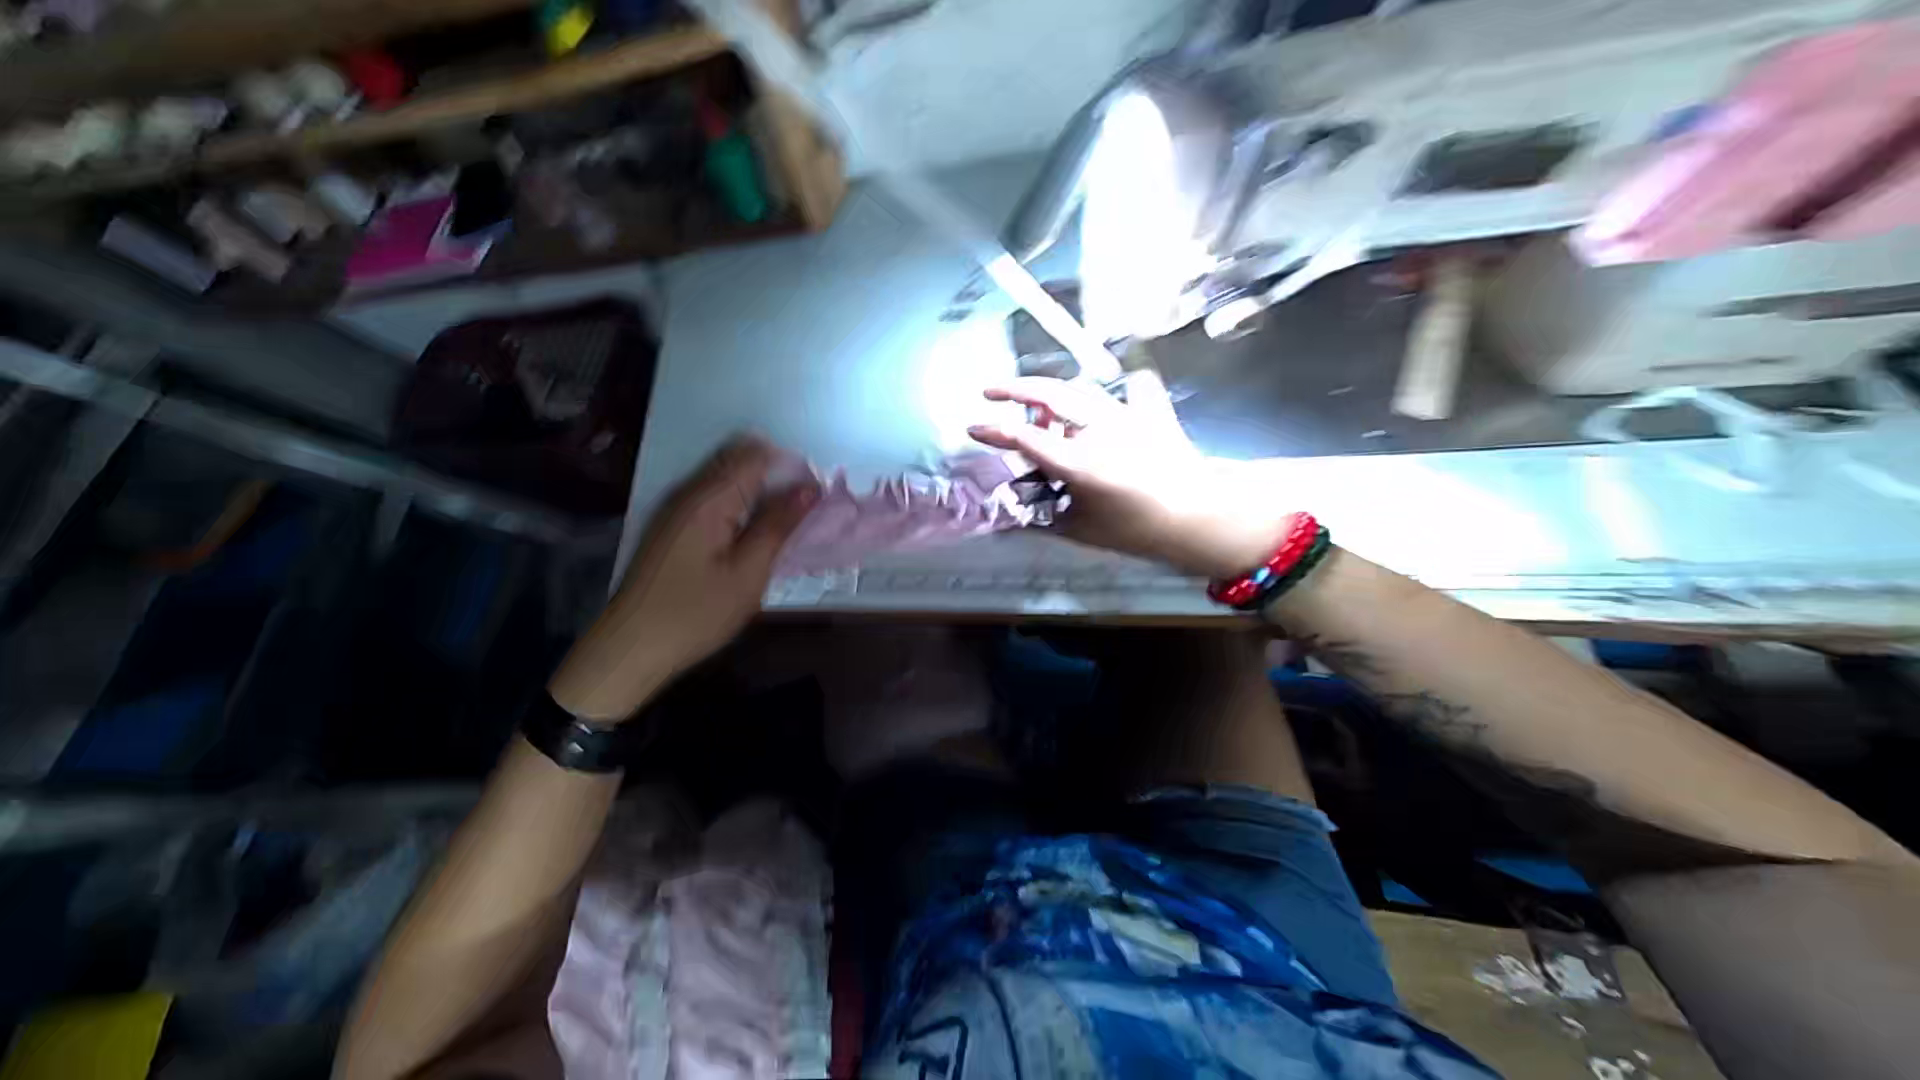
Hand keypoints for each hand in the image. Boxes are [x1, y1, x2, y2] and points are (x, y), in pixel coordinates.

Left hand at [547, 437, 818, 721]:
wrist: (631, 648)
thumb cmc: (695, 614)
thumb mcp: (748, 573)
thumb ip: (778, 525)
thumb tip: (809, 488)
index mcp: (709, 499)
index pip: (757, 455)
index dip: (793, 466)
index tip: (818, 496)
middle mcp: (690, 492)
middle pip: (741, 460)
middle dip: (779, 477)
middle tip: (806, 512)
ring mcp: (678, 509)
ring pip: (729, 480)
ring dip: (762, 493)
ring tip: (787, 525)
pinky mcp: (674, 527)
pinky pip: (716, 500)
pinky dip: (742, 507)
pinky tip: (756, 535)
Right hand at [968, 373, 1292, 578]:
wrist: (1199, 516)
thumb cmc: (1136, 530)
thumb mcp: (1081, 530)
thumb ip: (1042, 519)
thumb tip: (1008, 516)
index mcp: (1080, 463)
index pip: (1024, 439)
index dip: (994, 431)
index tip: (972, 427)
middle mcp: (1098, 430)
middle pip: (1050, 395)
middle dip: (1014, 389)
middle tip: (990, 390)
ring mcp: (1124, 414)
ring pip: (1079, 390)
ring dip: (1050, 392)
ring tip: (1035, 405)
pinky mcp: (1146, 410)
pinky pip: (1124, 387)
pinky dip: (1109, 388)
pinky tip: (1108, 392)